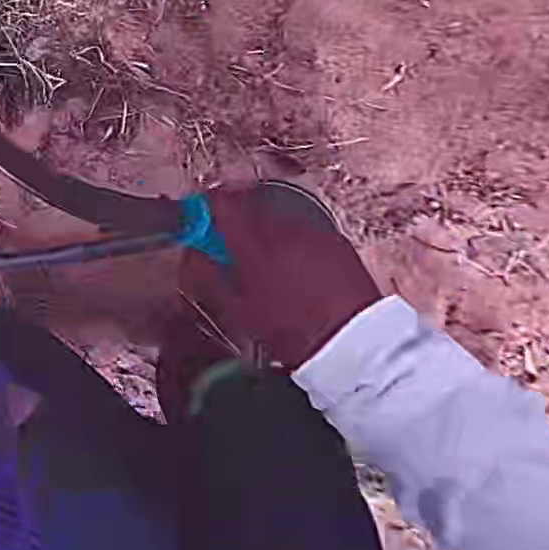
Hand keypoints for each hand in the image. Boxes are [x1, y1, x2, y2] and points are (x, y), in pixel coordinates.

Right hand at [179, 184, 382, 368]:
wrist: (356, 344)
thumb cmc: (289, 331)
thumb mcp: (237, 310)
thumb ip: (208, 274)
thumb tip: (192, 252)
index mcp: (251, 244)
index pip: (221, 205)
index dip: (207, 206)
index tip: (201, 217)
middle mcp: (281, 229)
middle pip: (249, 205)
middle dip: (235, 218)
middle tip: (230, 240)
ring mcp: (311, 231)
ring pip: (276, 217)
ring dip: (264, 228)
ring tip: (265, 257)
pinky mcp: (335, 239)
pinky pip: (302, 229)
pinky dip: (291, 239)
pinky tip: (294, 264)